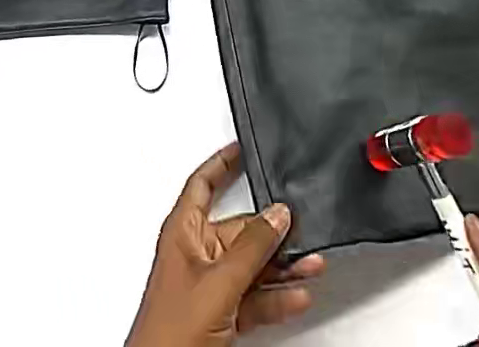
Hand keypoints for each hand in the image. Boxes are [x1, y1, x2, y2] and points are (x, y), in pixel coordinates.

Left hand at [126, 143, 326, 346]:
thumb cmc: (168, 334)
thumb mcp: (217, 282)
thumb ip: (251, 248)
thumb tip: (277, 215)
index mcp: (184, 232)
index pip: (202, 185)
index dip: (221, 164)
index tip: (241, 149)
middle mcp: (196, 253)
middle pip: (240, 228)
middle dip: (272, 230)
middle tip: (302, 227)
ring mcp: (209, 285)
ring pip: (252, 264)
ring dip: (282, 266)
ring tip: (310, 263)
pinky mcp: (221, 314)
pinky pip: (255, 296)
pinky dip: (276, 297)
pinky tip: (296, 294)